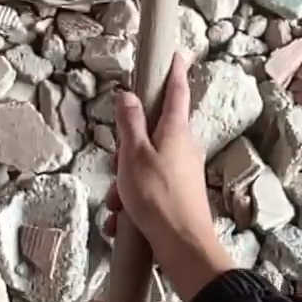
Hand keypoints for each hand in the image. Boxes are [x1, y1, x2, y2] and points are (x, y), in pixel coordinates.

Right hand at [111, 54, 235, 300]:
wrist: (183, 247)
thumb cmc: (158, 198)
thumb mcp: (134, 156)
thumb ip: (129, 124)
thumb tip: (127, 96)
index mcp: (176, 132)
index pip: (176, 92)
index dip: (174, 72)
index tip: (176, 54)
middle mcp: (184, 149)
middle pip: (150, 135)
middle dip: (126, 153)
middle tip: (117, 170)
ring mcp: (182, 173)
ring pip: (143, 168)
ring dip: (124, 186)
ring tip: (119, 206)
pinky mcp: (177, 196)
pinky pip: (148, 192)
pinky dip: (132, 205)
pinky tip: (124, 222)